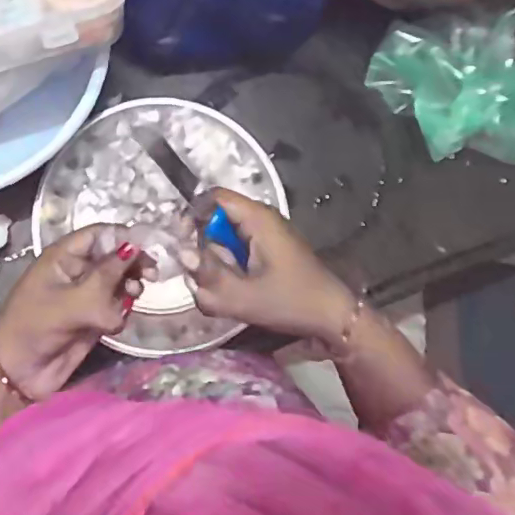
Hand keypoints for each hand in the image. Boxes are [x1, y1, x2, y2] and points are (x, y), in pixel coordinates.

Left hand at [0, 226, 146, 399]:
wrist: (17, 374)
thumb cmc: (36, 326)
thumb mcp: (72, 299)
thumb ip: (107, 274)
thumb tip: (134, 246)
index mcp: (64, 256)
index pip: (100, 234)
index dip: (123, 236)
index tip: (148, 246)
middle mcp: (77, 271)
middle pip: (114, 256)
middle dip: (132, 263)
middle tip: (151, 273)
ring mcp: (86, 296)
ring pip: (118, 282)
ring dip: (129, 288)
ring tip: (131, 296)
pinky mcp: (93, 319)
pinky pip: (116, 307)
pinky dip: (121, 312)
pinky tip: (115, 321)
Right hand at [188, 189, 354, 340]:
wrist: (333, 317)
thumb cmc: (291, 302)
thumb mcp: (244, 296)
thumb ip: (210, 275)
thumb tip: (182, 253)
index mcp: (257, 218)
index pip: (213, 198)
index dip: (193, 216)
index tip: (185, 246)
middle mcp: (260, 219)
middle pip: (216, 220)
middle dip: (205, 250)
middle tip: (205, 280)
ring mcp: (266, 235)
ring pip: (225, 239)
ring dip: (218, 265)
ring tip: (225, 293)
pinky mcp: (268, 251)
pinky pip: (238, 251)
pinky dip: (232, 270)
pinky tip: (238, 294)